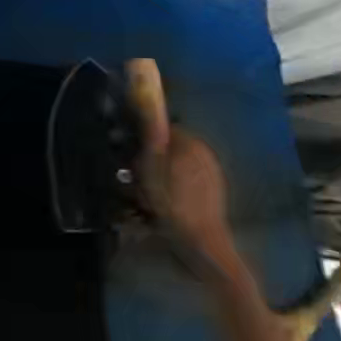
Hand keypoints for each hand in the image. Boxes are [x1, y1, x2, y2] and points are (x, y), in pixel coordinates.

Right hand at [124, 59, 234, 261]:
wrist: (203, 244)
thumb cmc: (172, 201)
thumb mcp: (151, 164)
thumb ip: (149, 129)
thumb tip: (146, 95)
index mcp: (190, 141)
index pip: (160, 126)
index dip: (141, 137)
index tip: (126, 151)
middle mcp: (204, 151)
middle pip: (169, 144)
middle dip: (152, 153)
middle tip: (132, 174)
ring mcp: (212, 173)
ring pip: (178, 162)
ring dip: (162, 170)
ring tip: (145, 191)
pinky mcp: (213, 192)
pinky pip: (187, 179)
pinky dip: (174, 185)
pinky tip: (163, 203)